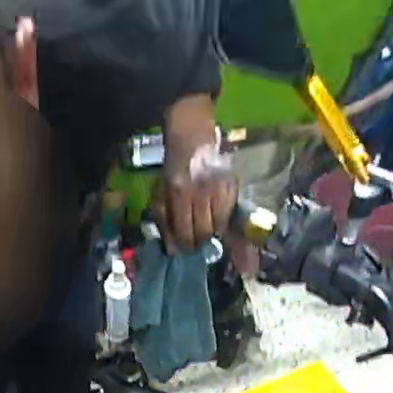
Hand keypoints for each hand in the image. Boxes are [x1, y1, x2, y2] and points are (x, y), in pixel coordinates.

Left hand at [154, 94, 239, 251]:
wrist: (192, 141)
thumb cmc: (173, 173)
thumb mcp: (160, 197)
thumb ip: (164, 223)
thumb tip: (172, 250)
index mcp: (179, 196)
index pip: (185, 230)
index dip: (185, 245)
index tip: (185, 250)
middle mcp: (200, 192)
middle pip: (204, 230)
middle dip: (199, 242)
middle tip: (196, 244)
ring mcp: (218, 186)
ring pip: (219, 223)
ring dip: (212, 233)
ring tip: (206, 234)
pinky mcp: (232, 181)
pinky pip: (231, 209)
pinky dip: (224, 219)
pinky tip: (217, 220)